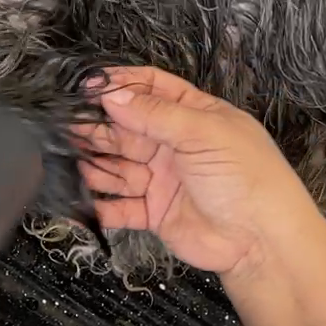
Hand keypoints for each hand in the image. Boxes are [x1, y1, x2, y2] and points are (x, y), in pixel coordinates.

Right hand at [75, 67, 325, 276]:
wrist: (259, 239)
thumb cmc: (246, 177)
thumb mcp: (203, 133)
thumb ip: (155, 115)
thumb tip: (113, 95)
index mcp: (193, 116)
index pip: (151, 90)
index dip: (121, 86)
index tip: (88, 87)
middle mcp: (174, 146)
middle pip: (127, 130)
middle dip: (98, 128)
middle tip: (66, 127)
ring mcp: (163, 180)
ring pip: (118, 168)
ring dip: (94, 165)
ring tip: (67, 161)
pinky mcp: (154, 213)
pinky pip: (120, 207)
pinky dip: (99, 207)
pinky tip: (76, 203)